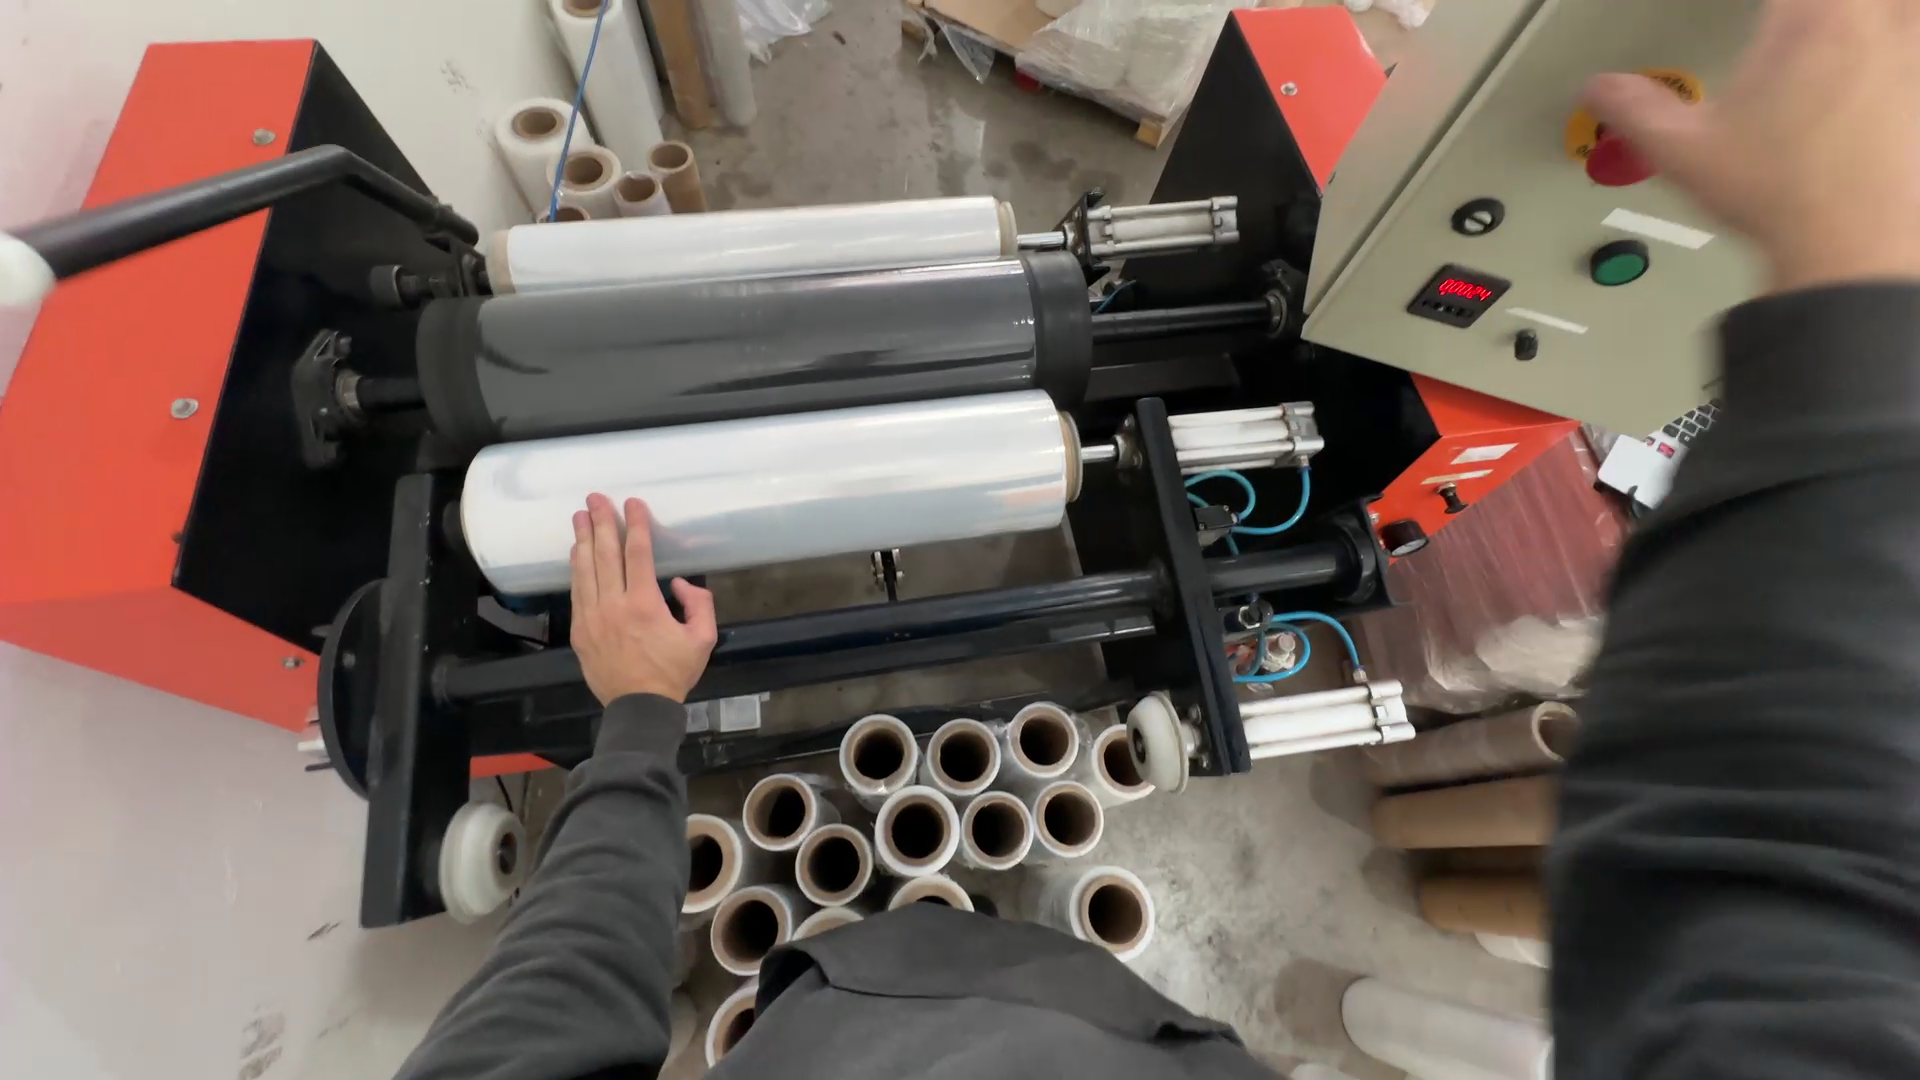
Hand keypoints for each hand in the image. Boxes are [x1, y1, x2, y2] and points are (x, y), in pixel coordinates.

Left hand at [569, 494, 717, 704]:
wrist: (639, 706)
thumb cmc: (674, 671)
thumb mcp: (703, 638)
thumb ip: (700, 604)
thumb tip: (679, 584)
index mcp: (645, 604)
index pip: (638, 554)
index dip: (635, 525)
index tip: (632, 503)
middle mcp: (613, 605)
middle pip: (604, 555)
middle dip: (600, 523)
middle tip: (595, 498)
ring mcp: (592, 617)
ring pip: (584, 570)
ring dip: (582, 540)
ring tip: (580, 516)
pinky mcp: (580, 630)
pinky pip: (577, 591)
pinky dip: (576, 567)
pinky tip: (577, 552)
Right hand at [1582, 0, 1919, 292]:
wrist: (1847, 232)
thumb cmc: (1771, 188)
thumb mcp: (1678, 150)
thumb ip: (1635, 109)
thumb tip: (1595, 87)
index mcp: (1808, 23)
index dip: (1739, 6)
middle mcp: (1871, 19)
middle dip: (1792, 6)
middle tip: (1770, 15)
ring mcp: (1907, 43)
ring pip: (1885, 7)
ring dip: (1839, 14)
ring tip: (1806, 20)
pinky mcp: (1916, 74)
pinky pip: (1904, 27)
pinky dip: (1882, 27)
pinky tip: (1867, 37)